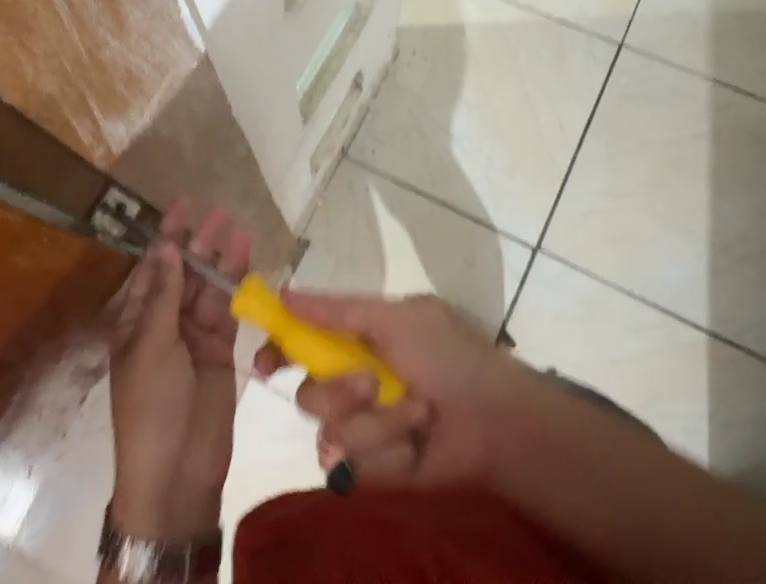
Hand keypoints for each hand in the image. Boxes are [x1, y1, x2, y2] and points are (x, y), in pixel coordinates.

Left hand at [105, 201, 250, 540]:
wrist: (176, 469)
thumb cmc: (151, 405)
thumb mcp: (151, 346)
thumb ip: (165, 296)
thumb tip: (168, 248)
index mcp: (134, 319)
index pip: (152, 267)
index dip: (167, 235)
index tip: (183, 204)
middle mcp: (162, 323)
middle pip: (184, 274)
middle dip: (200, 242)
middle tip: (219, 211)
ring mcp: (192, 337)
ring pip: (208, 290)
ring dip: (222, 260)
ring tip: (239, 227)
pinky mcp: (219, 352)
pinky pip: (228, 313)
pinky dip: (237, 289)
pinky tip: (248, 264)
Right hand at [254, 293, 537, 487]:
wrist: (497, 423)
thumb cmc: (449, 358)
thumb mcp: (394, 318)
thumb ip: (334, 311)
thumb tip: (281, 293)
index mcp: (358, 344)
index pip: (300, 346)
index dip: (277, 353)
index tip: (268, 365)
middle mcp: (355, 387)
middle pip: (309, 394)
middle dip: (339, 393)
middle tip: (372, 386)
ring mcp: (366, 432)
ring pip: (331, 434)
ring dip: (375, 425)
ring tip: (416, 417)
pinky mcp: (378, 471)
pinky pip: (355, 469)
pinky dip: (387, 456)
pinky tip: (415, 448)